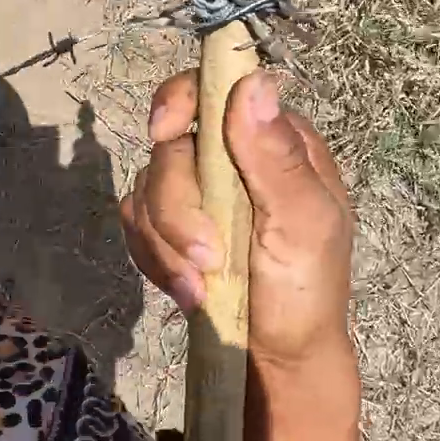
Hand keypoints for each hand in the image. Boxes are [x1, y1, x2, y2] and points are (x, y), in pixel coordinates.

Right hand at [119, 69, 354, 375]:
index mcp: (271, 142)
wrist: (276, 359)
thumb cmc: (306, 290)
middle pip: (169, 148)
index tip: (163, 132)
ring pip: (145, 189)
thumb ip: (277, 158)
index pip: (215, 91)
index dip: (179, 99)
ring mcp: (194, 193)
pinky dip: (153, 258)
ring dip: (166, 244)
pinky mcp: (166, 227)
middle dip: (177, 210)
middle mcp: (227, 158)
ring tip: (200, 287)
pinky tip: (186, 288)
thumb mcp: (305, 225)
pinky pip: (133, 223)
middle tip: (207, 260)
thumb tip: (252, 81)